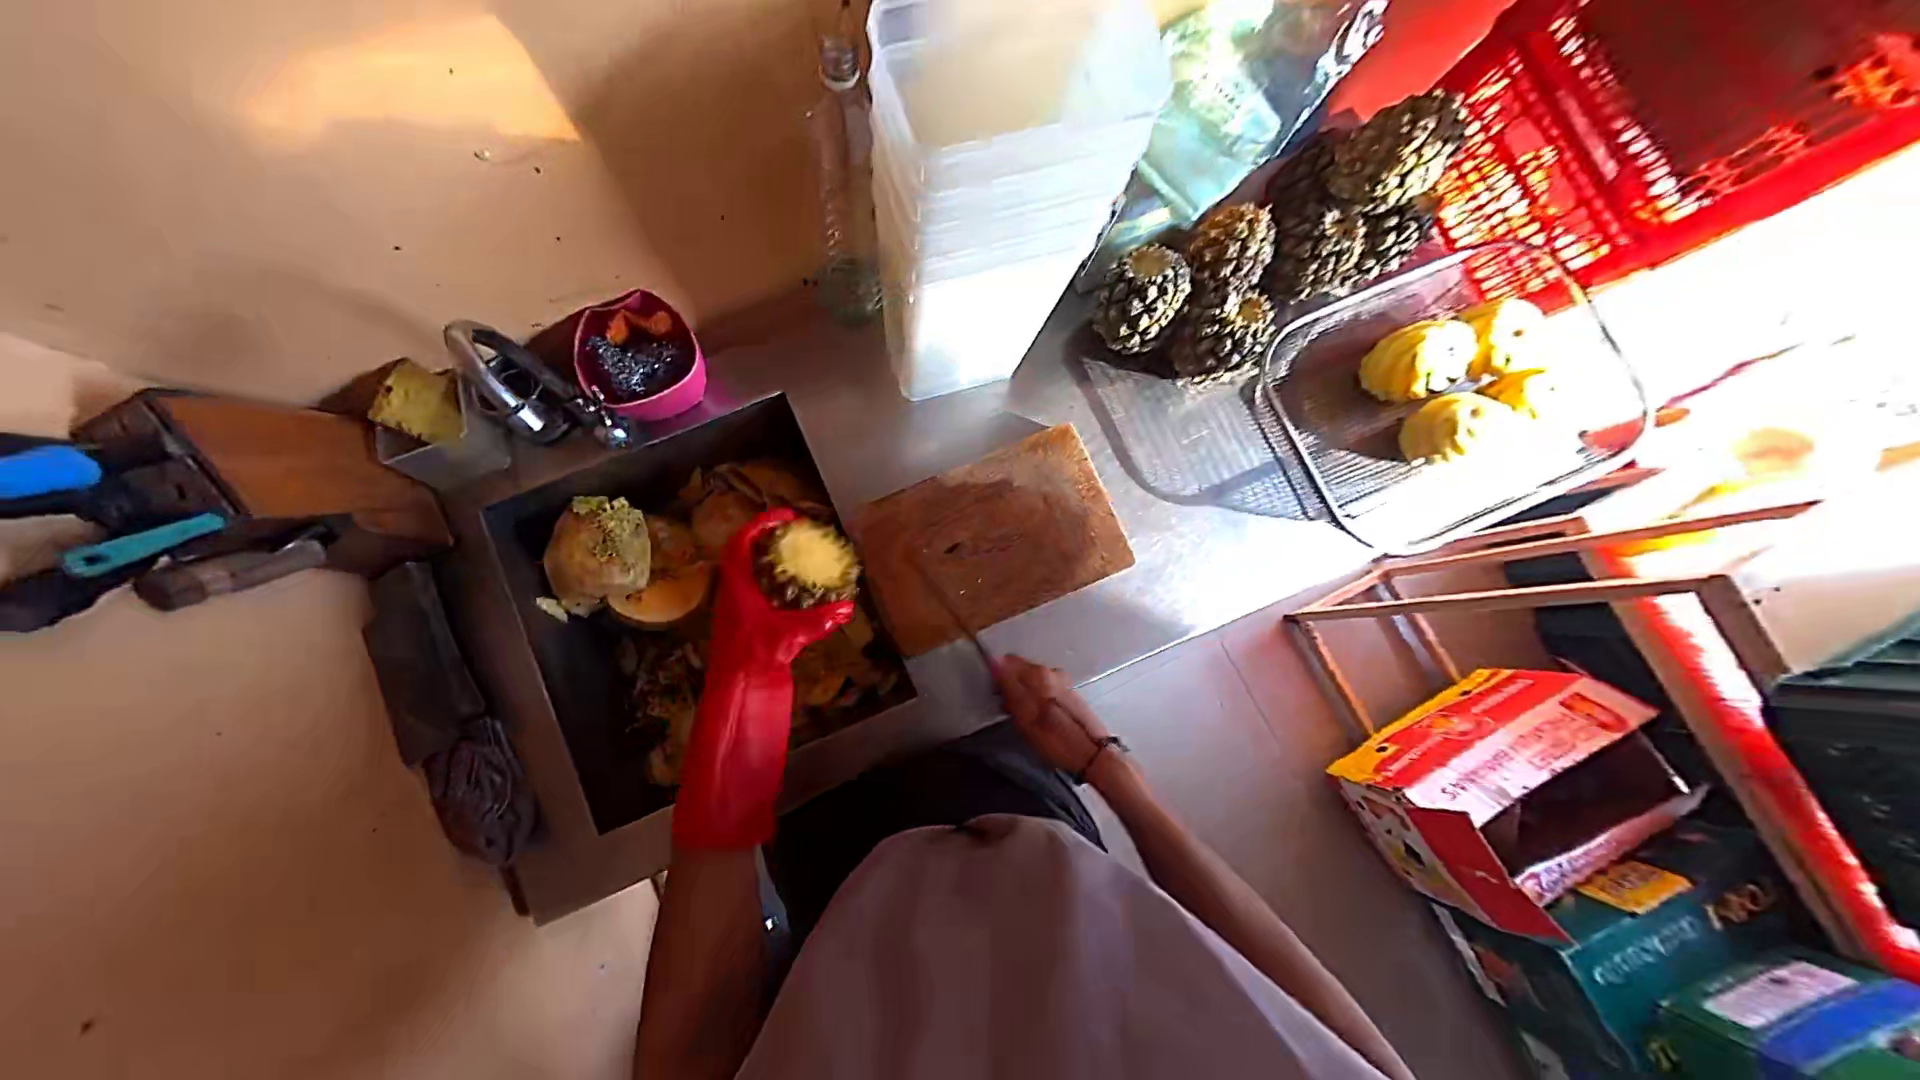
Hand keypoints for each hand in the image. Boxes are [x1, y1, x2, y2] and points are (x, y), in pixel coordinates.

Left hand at [709, 507, 853, 667]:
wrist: (736, 688)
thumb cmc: (753, 658)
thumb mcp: (789, 636)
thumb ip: (819, 621)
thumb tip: (848, 608)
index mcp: (736, 586)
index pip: (741, 543)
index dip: (761, 523)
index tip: (785, 515)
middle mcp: (732, 590)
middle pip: (742, 551)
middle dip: (765, 535)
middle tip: (792, 530)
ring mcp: (735, 604)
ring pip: (746, 568)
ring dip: (766, 555)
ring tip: (794, 551)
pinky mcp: (743, 618)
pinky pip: (753, 585)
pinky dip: (771, 577)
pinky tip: (793, 585)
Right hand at [994, 655, 1117, 777]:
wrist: (1093, 754)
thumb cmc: (1056, 740)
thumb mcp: (1026, 718)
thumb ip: (1010, 688)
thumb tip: (995, 662)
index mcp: (1038, 675)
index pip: (1007, 662)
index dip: (997, 677)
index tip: (995, 695)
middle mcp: (1051, 672)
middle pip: (1020, 669)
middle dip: (1010, 685)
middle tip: (1008, 708)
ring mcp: (1062, 681)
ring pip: (1032, 680)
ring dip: (1024, 692)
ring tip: (1024, 717)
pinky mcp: (1069, 692)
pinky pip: (1044, 688)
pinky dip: (1037, 698)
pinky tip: (1040, 716)